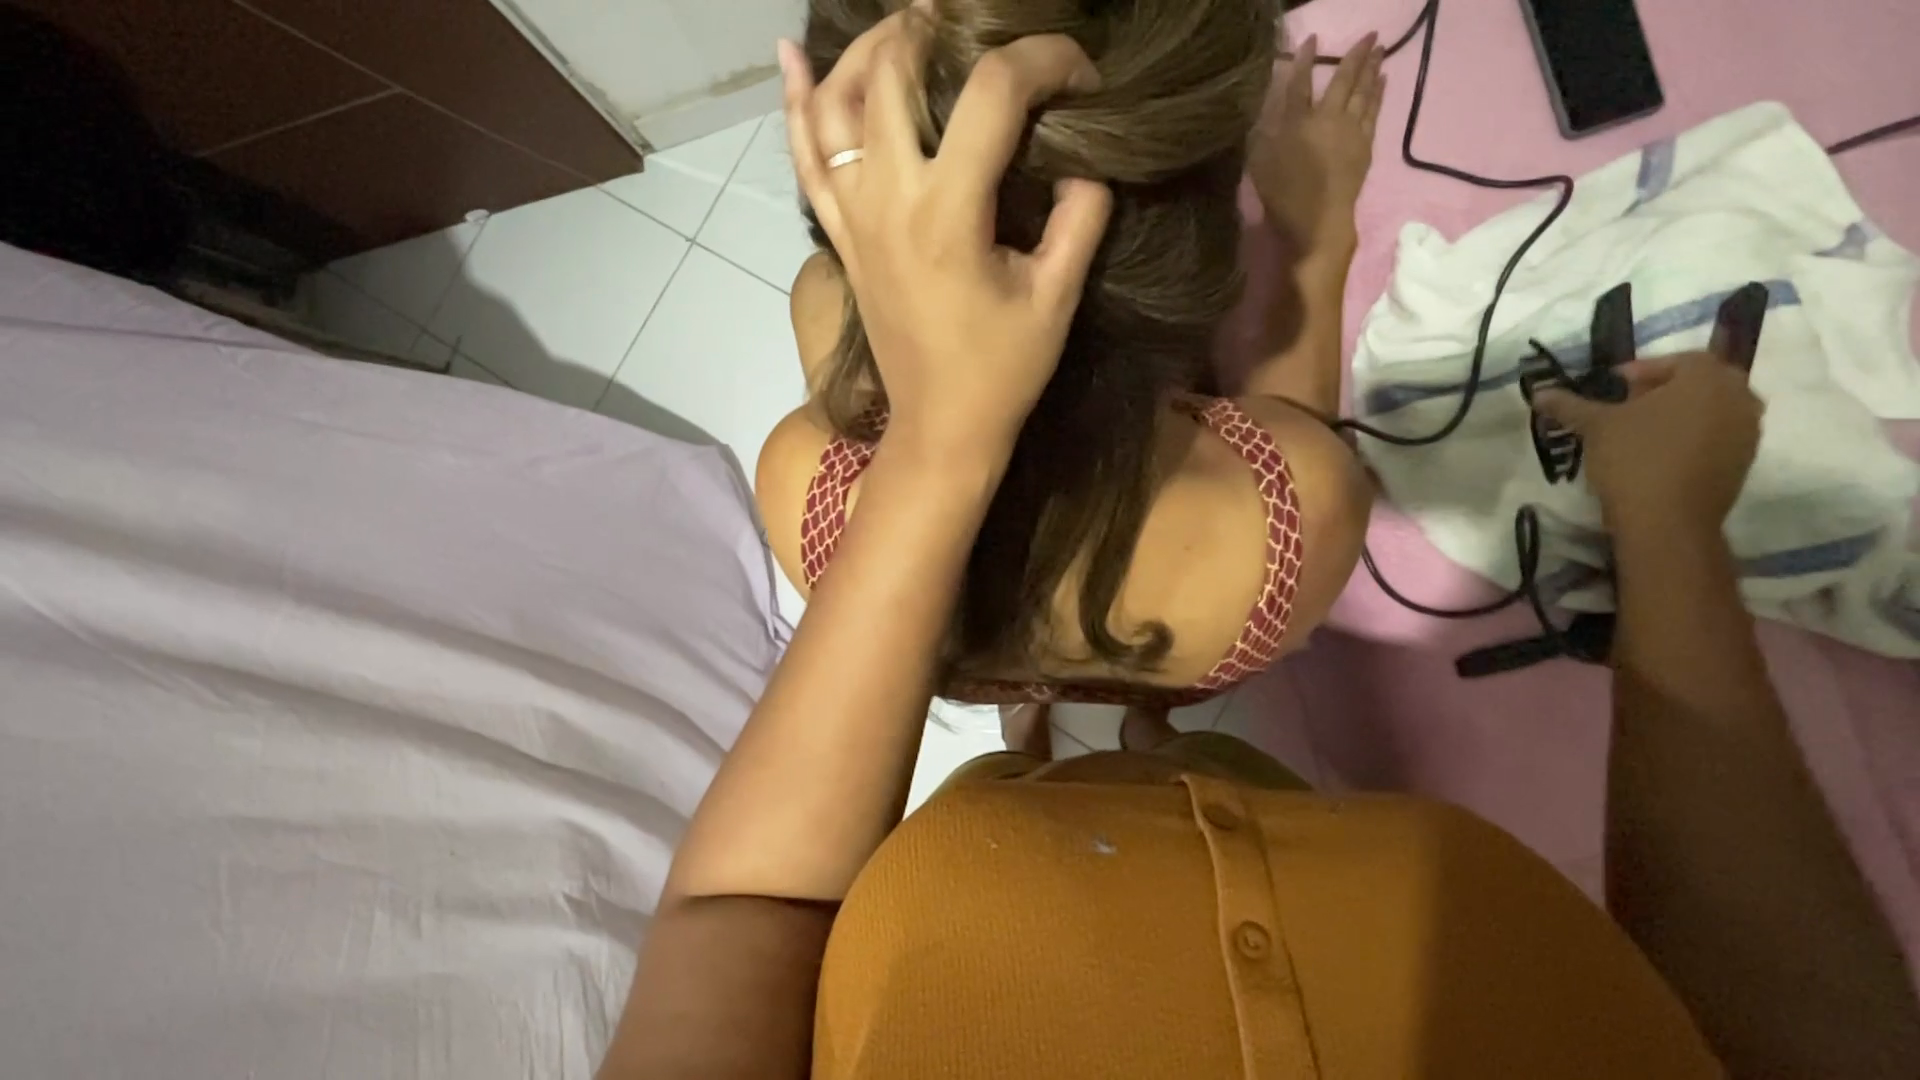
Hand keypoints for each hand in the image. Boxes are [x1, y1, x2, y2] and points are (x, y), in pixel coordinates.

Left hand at [776, 15, 1112, 457]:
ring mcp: (854, 218)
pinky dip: (797, 105)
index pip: (991, 93)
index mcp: (949, 212)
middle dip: (937, 29)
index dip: (1043, 60)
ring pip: (835, 106)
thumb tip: (1089, 161)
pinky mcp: (841, 238)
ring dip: (866, 51)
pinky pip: (806, 161)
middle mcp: (889, 200)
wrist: (941, 426)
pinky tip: (793, 57)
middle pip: (893, 73)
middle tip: (978, 26)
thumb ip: (1081, 218)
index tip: (1079, 73)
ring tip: (905, 28)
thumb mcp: (1056, 297)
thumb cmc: (1003, 371)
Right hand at [1248, 34, 1384, 254]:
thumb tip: (1267, 110)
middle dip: (1354, 56)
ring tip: (1380, 50)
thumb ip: (1264, 134)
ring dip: (1372, 68)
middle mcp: (1327, 117)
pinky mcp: (1365, 144)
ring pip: (1364, 91)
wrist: (1319, 221)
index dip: (1304, 61)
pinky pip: (1374, 110)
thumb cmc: (1283, 197)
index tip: (1311, 39)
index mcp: (1297, 122)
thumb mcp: (1260, 165)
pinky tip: (1383, 80)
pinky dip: (1379, 93)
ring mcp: (1351, 129)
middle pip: (1342, 80)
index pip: (1299, 84)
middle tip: (1369, 35)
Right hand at [1534, 352, 1763, 535]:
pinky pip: (1715, 436)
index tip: (1611, 386)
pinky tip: (1656, 454)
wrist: (1667, 519)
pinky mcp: (1743, 460)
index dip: (1641, 370)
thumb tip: (1539, 392)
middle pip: (1698, 383)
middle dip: (1661, 391)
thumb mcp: (1594, 426)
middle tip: (1625, 406)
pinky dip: (1689, 437)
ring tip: (1639, 431)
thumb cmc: (1634, 458)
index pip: (1677, 360)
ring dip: (1676, 415)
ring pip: (1709, 410)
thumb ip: (1569, 404)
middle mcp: (1739, 397)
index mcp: (1707, 378)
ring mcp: (1748, 430)